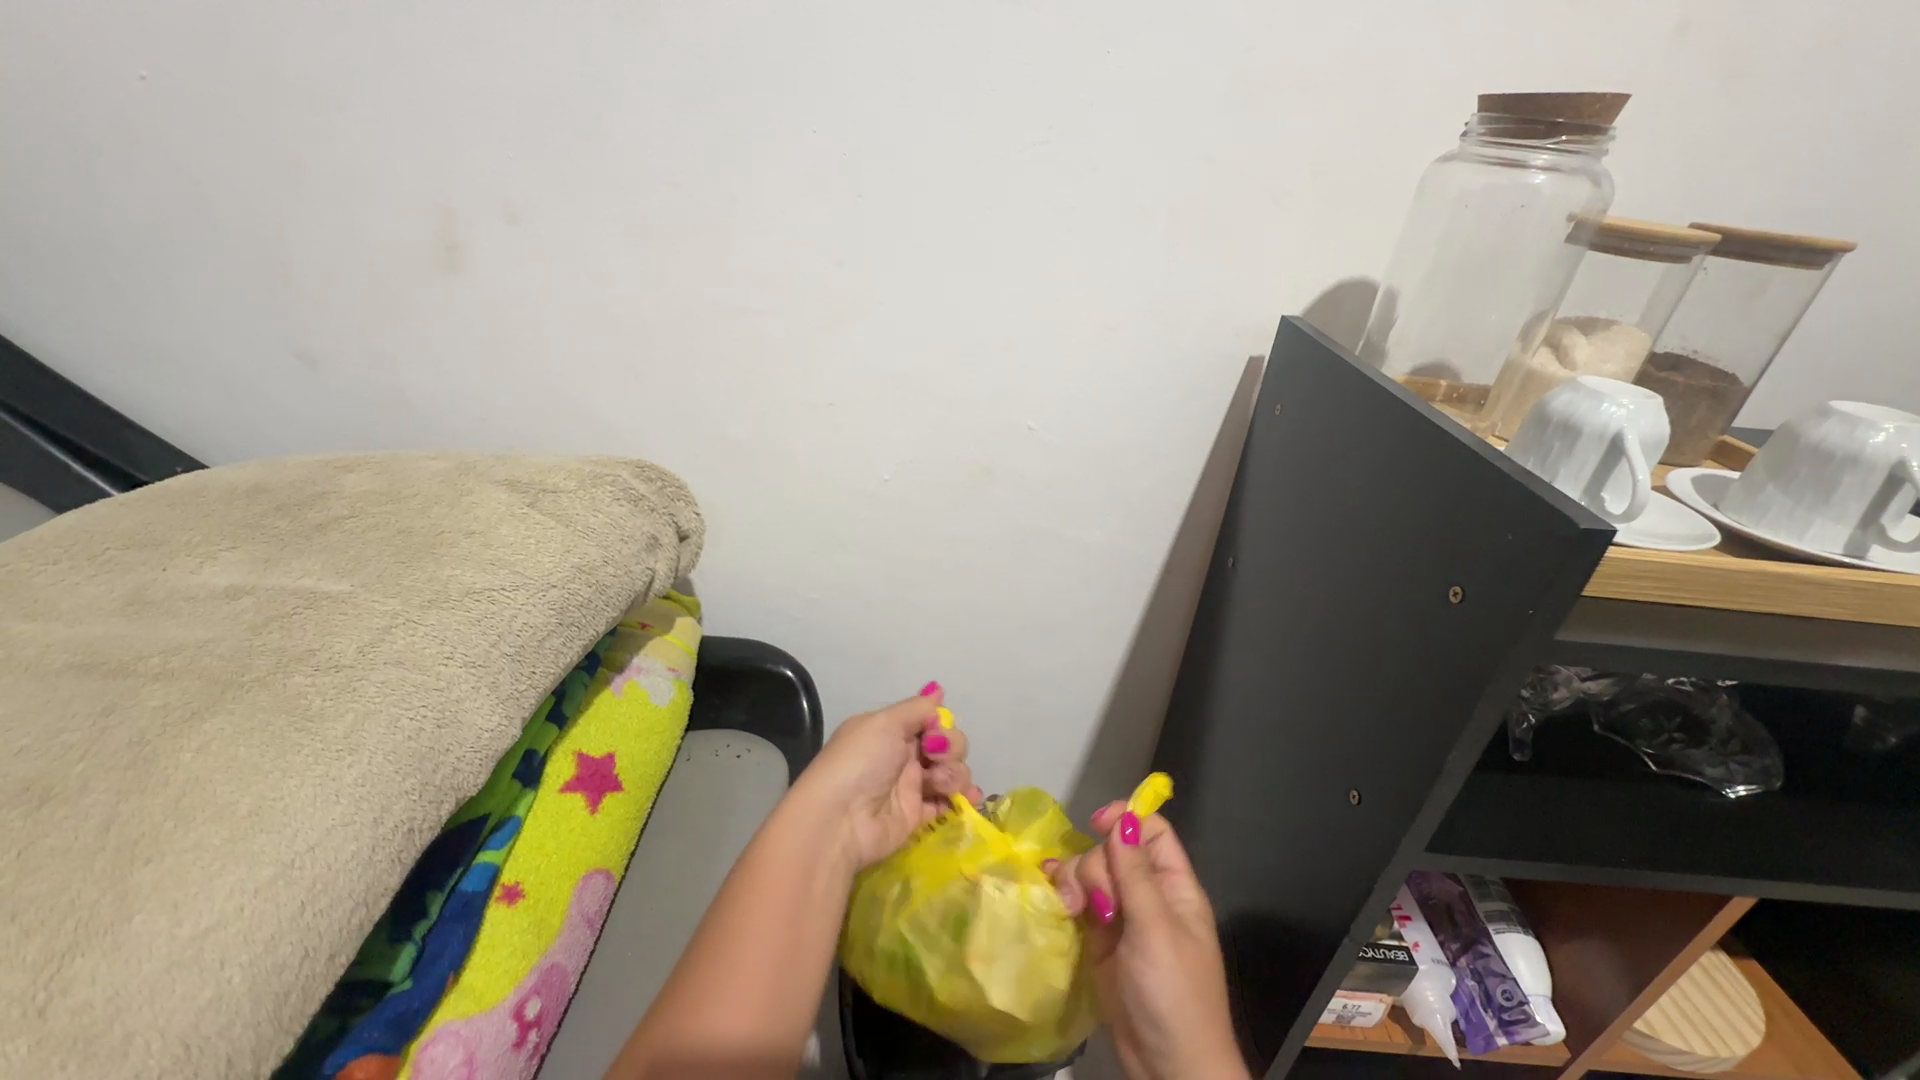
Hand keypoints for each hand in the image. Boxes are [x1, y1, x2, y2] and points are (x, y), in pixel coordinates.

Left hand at [789, 683, 980, 872]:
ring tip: (939, 785)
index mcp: (891, 730)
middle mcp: (903, 755)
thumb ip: (917, 709)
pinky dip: (962, 799)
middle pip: (946, 744)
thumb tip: (938, 689)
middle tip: (934, 758)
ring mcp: (912, 786)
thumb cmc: (860, 763)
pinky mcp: (918, 815)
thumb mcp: (884, 723)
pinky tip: (969, 798)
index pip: (930, 720)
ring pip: (951, 771)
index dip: (941, 724)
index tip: (933, 732)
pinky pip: (948, 802)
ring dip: (956, 774)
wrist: (840, 820)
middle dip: (951, 748)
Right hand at [1049, 804, 1248, 1079]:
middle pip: (1112, 852)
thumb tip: (1124, 817)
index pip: (1151, 832)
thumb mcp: (1156, 928)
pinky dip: (1065, 899)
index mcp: (1175, 887)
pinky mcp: (1099, 941)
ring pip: (1090, 876)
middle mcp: (1148, 896)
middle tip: (1095, 902)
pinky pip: (1078, 904)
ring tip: (1070, 908)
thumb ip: (1135, 873)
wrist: (1167, 1066)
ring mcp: (1122, 919)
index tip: (1094, 823)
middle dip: (1094, 866)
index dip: (1124, 820)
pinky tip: (1056, 902)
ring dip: (1075, 882)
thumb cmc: (1173, 994)